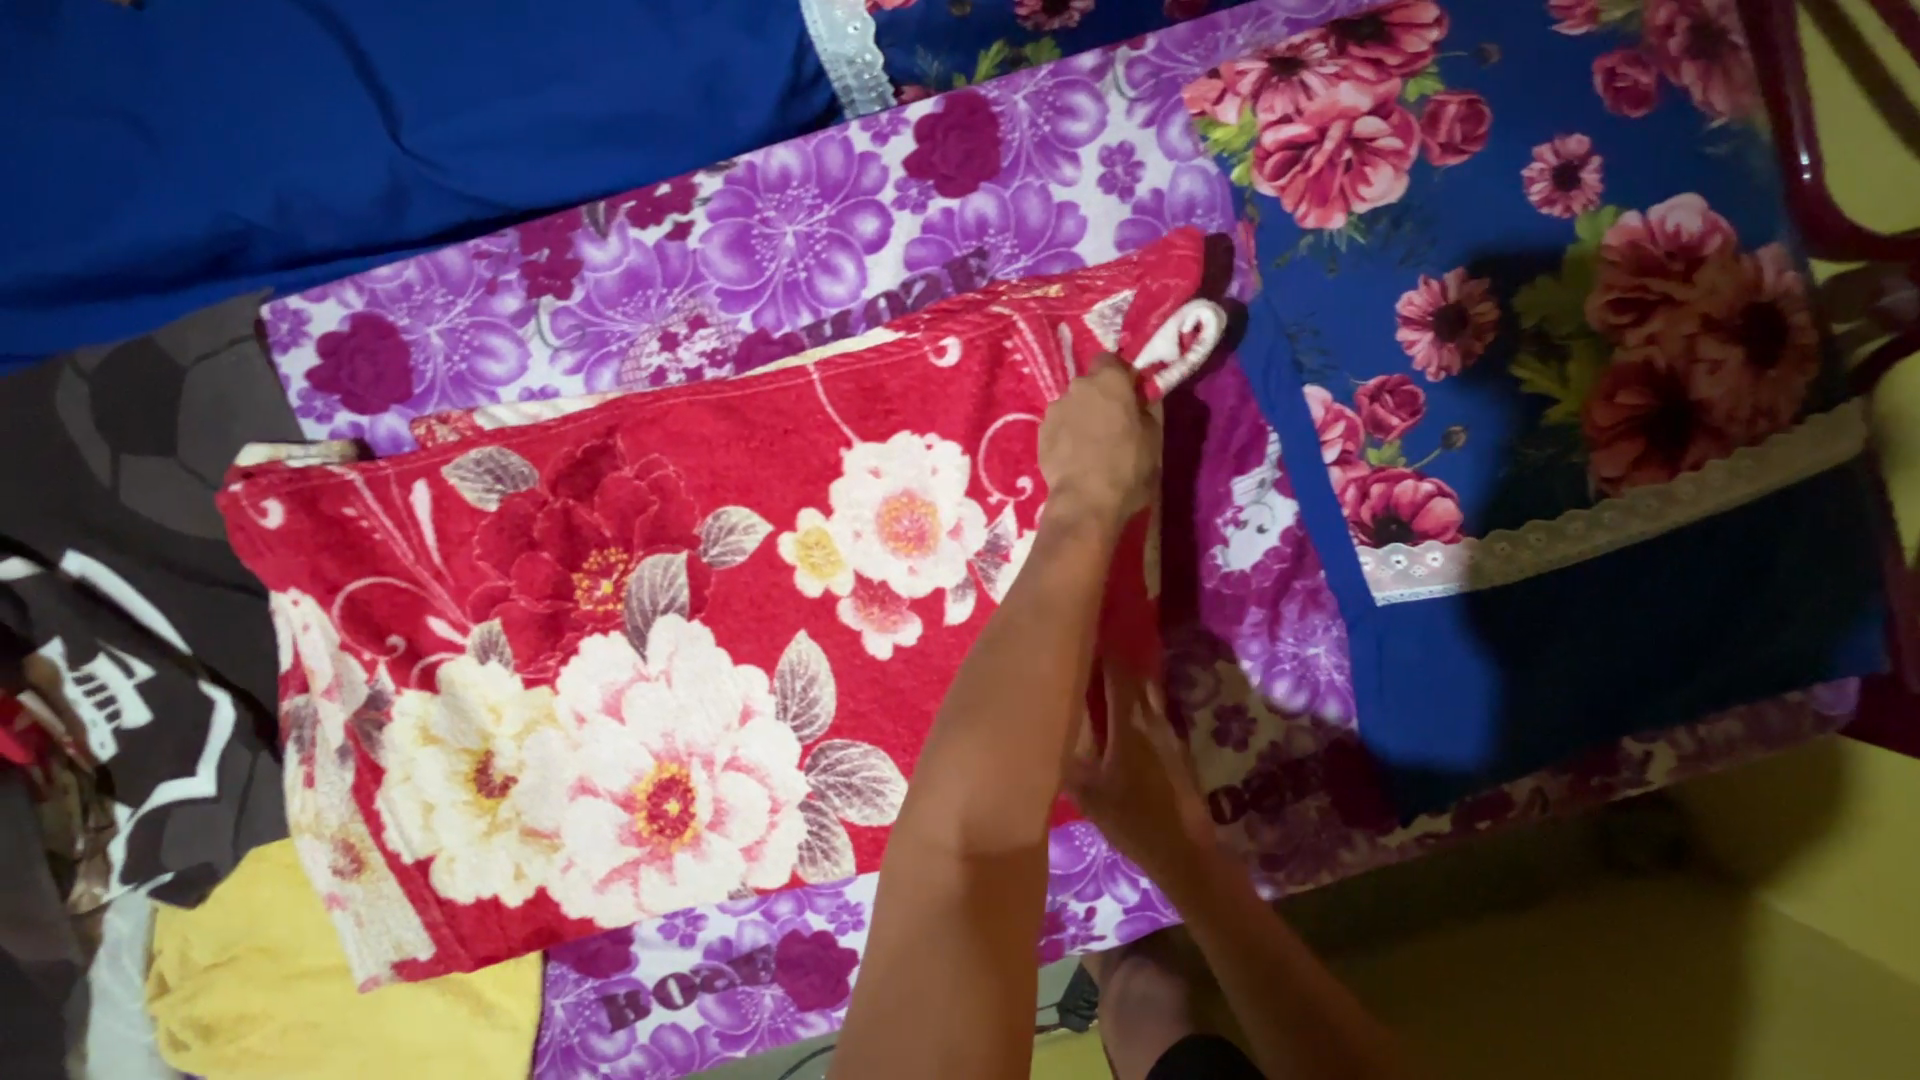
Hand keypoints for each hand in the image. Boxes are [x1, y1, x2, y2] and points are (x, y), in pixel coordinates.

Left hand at [1039, 357, 1159, 529]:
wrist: (1085, 501)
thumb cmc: (1128, 467)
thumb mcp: (1154, 437)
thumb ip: (1146, 407)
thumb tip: (1141, 396)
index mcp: (1108, 381)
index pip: (1110, 360)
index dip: (1119, 375)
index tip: (1128, 395)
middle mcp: (1077, 387)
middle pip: (1089, 385)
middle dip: (1099, 398)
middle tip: (1112, 424)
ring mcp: (1054, 409)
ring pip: (1071, 405)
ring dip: (1080, 417)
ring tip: (1090, 446)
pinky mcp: (1040, 433)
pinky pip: (1058, 426)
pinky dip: (1066, 435)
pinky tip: (1074, 457)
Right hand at [1064, 662, 1221, 893]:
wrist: (1186, 852)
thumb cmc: (1133, 821)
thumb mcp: (1089, 793)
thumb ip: (1067, 757)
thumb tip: (1045, 730)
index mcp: (1129, 724)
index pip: (1117, 673)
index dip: (1104, 650)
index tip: (1085, 633)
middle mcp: (1153, 719)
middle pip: (1136, 677)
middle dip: (1116, 661)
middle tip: (1091, 652)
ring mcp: (1170, 733)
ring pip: (1148, 695)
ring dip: (1129, 682)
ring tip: (1103, 679)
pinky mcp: (1178, 749)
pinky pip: (1154, 713)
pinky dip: (1138, 705)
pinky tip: (1122, 716)